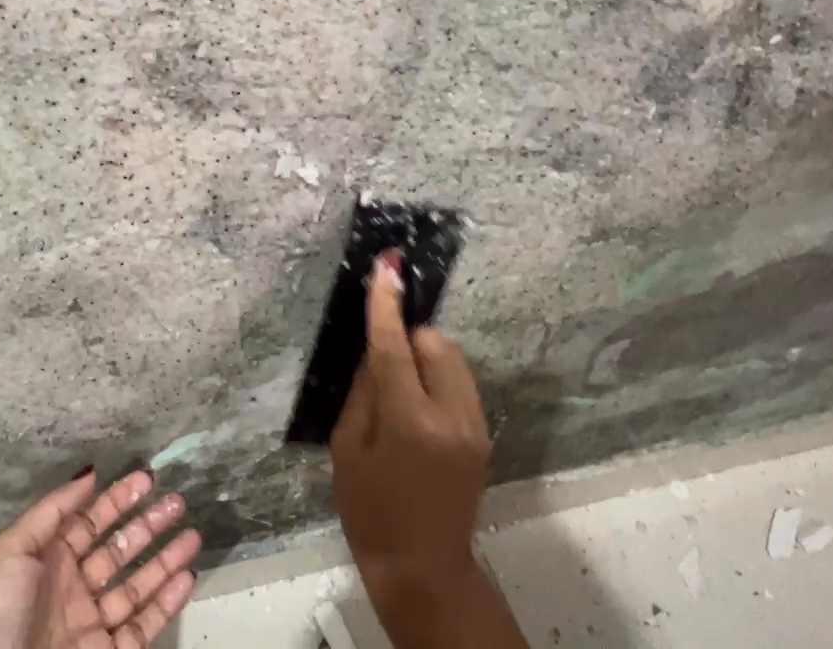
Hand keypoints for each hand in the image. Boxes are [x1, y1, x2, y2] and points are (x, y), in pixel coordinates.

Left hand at [0, 469, 201, 648]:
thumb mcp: (11, 550)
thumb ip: (53, 510)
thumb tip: (90, 472)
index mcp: (46, 561)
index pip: (89, 522)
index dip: (117, 499)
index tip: (146, 479)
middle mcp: (71, 588)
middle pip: (116, 550)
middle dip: (147, 525)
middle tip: (176, 502)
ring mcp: (90, 624)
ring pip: (135, 586)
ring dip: (165, 560)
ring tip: (192, 536)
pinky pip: (142, 626)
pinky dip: (167, 602)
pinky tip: (186, 577)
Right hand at [330, 252, 527, 648]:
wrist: (422, 565)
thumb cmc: (369, 510)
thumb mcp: (348, 448)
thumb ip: (364, 391)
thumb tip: (376, 349)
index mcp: (408, 422)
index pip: (395, 347)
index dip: (385, 305)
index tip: (386, 267)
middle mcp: (450, 416)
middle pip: (435, 343)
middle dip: (409, 338)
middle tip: (384, 361)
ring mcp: (474, 425)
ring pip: (453, 359)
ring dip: (426, 356)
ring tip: (401, 385)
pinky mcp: (484, 433)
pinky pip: (460, 383)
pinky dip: (438, 377)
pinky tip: (418, 404)